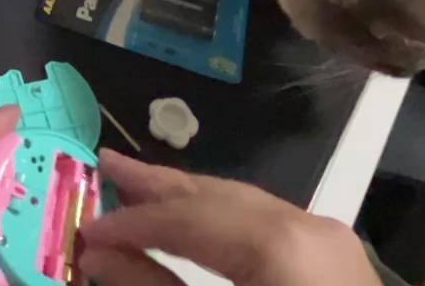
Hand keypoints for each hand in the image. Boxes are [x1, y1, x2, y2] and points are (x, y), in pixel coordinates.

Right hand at [78, 150, 380, 285]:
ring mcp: (328, 240)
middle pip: (212, 195)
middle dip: (155, 186)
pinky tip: (192, 219)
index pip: (186, 218)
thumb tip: (99, 255)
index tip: (87, 231)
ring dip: (185, 199)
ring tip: (136, 185)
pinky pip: (264, 224)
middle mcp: (307, 226)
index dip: (130, 223)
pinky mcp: (337, 260)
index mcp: (280, 245)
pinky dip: (220, 220)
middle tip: (103, 165)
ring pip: (238, 204)